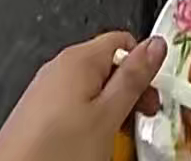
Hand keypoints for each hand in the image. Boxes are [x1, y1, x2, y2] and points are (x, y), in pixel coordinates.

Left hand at [0, 32, 165, 160]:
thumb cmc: (55, 154)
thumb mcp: (107, 117)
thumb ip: (134, 77)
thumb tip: (156, 44)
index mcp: (79, 58)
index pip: (124, 41)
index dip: (143, 67)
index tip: (150, 97)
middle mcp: (60, 66)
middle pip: (107, 66)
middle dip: (126, 93)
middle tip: (135, 124)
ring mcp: (45, 91)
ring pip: (90, 90)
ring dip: (107, 111)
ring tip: (109, 143)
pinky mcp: (35, 115)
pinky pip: (70, 107)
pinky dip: (84, 124)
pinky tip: (84, 149)